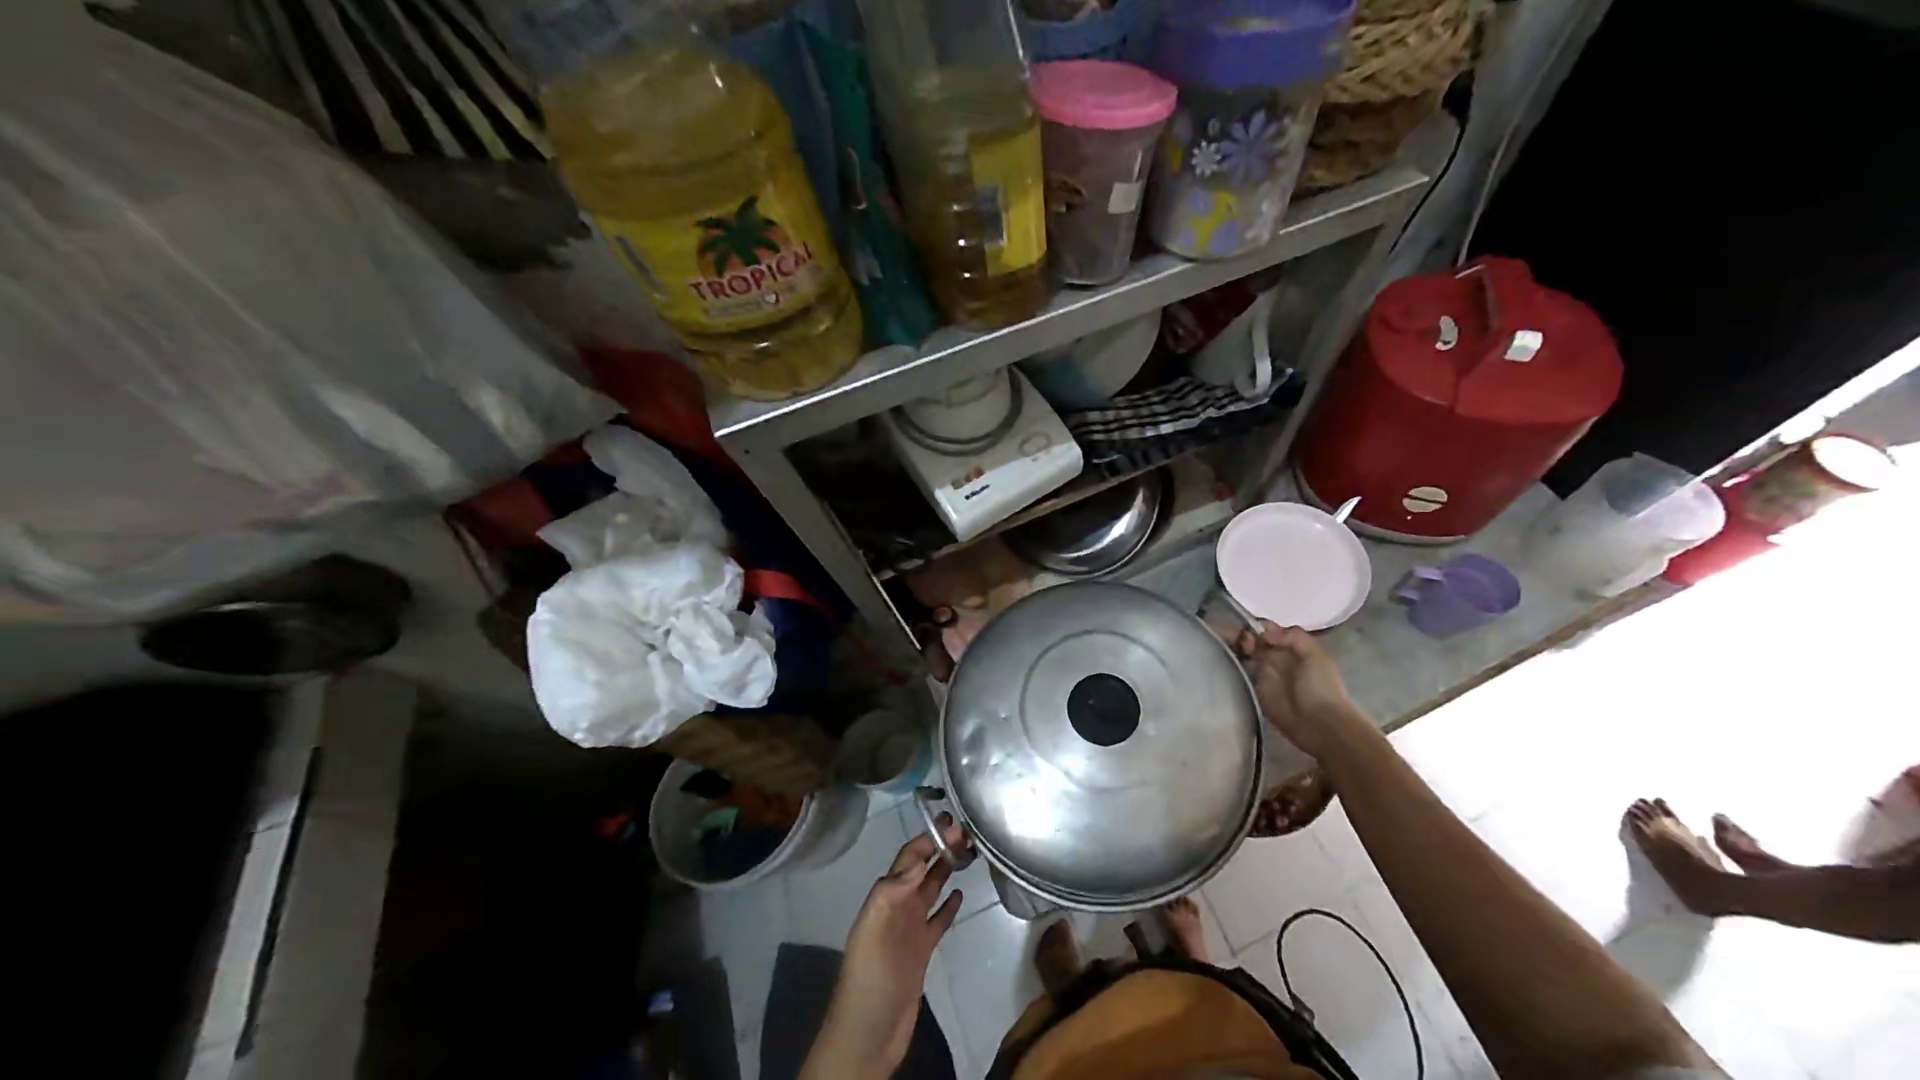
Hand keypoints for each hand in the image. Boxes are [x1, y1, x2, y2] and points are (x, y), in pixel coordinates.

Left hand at [800, 818, 971, 1079]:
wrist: (868, 1033)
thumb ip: (892, 893)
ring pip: (931, 890)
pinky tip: (962, 893)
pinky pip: (938, 920)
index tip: (952, 821)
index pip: (908, 858)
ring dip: (947, 870)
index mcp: (884, 898)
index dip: (928, 838)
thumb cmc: (868, 979)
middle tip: (968, 830)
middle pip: (922, 869)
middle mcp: (897, 907)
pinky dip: (949, 905)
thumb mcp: (873, 931)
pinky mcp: (922, 950)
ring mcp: (910, 929)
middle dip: (941, 847)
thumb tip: (918, 858)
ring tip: (970, 852)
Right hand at [1235, 622, 1367, 758]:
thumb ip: (1293, 636)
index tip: (1248, 631)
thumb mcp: (1315, 656)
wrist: (1319, 724)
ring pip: (1243, 653)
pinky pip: (1239, 672)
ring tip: (1227, 649)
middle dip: (1241, 635)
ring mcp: (1263, 672)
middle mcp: (1275, 656)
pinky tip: (1223, 659)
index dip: (1255, 626)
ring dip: (1233, 647)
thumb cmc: (1321, 687)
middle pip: (1252, 639)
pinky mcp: (1254, 688)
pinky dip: (1230, 664)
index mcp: (1291, 646)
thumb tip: (1263, 634)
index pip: (1267, 628)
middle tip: (1241, 644)